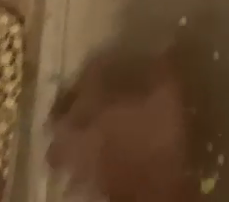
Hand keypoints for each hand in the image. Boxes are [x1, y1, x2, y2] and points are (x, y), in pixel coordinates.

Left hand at [48, 49, 193, 201]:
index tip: (111, 57)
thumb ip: (164, 66)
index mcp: (93, 101)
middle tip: (84, 94)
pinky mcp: (80, 182)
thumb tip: (166, 41)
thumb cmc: (158, 137)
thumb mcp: (169, 94)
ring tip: (81, 128)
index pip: (91, 73)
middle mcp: (75, 127)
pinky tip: (92, 155)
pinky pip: (71, 165)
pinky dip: (77, 157)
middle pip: (60, 111)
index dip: (101, 63)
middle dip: (70, 101)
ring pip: (58, 142)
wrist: (149, 192)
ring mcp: (73, 158)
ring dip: (67, 133)